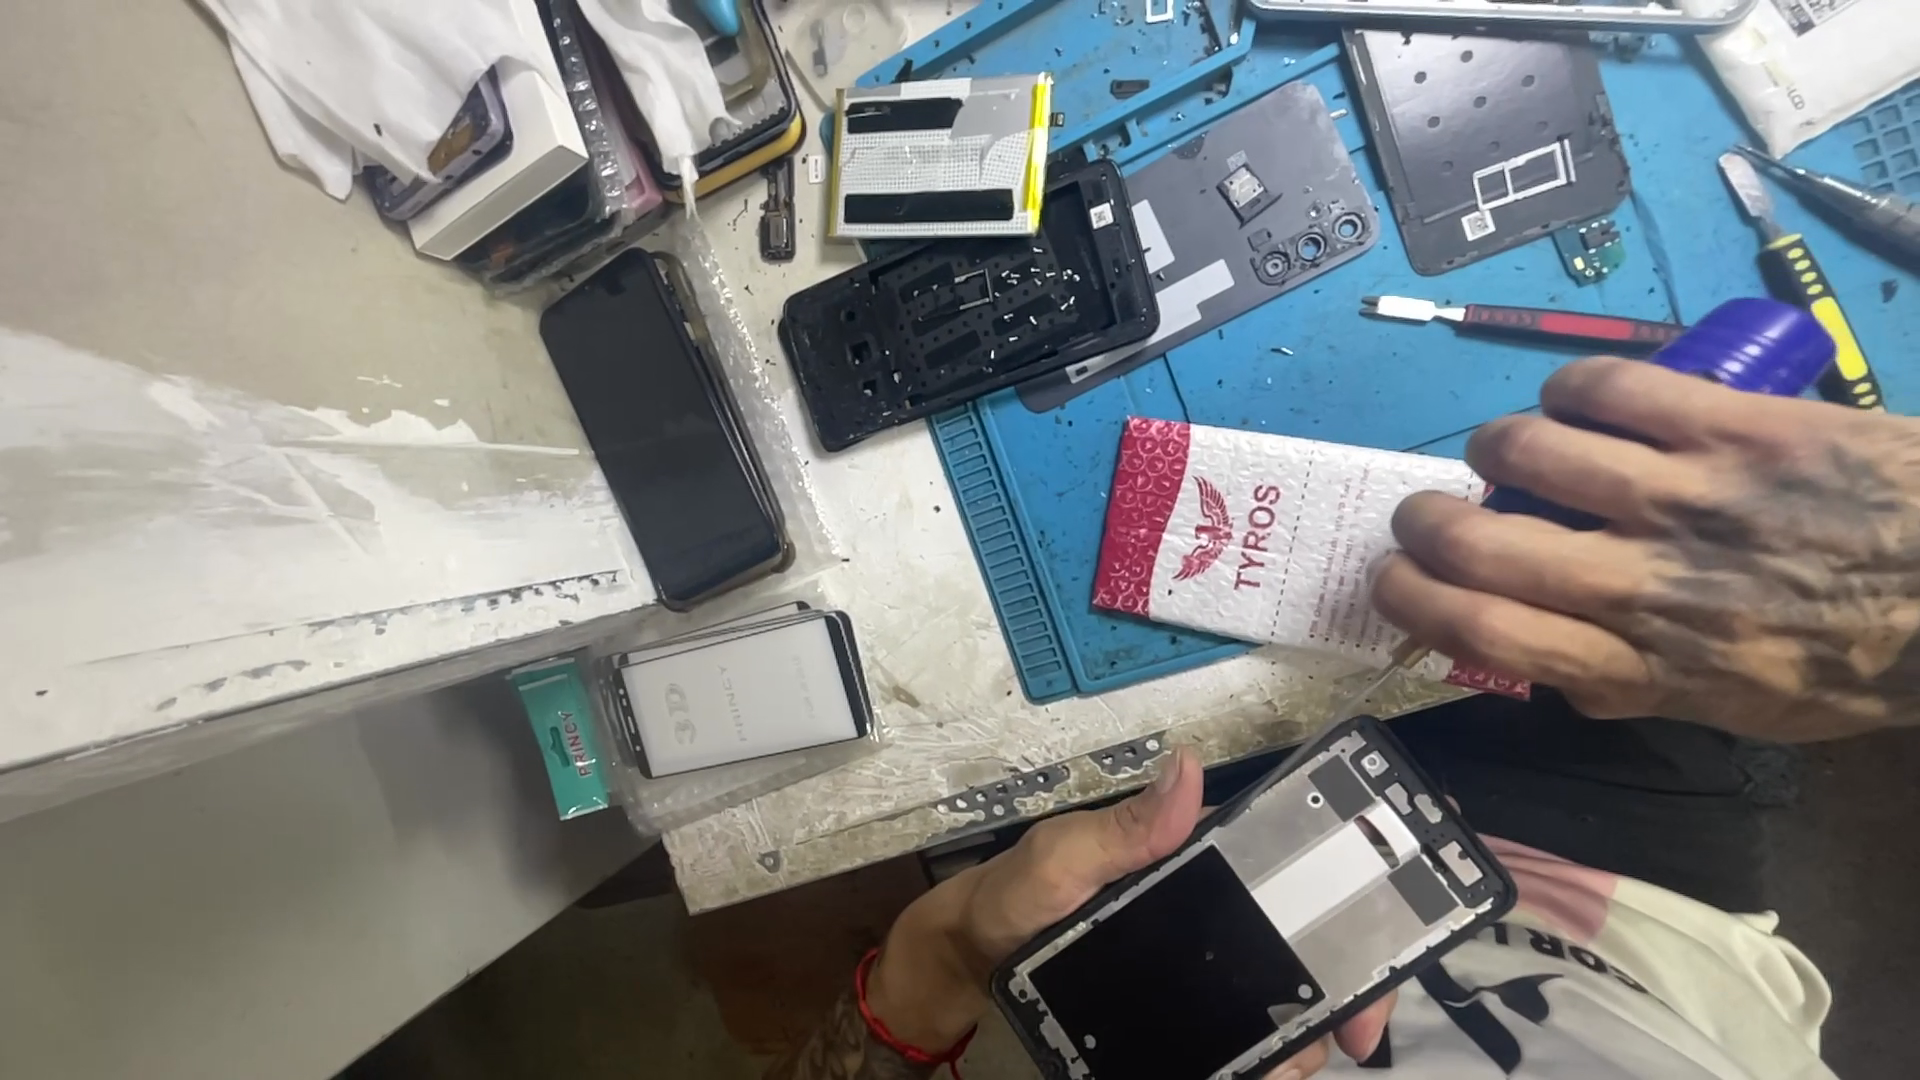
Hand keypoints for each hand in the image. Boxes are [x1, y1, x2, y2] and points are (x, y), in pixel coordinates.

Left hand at [866, 748, 1392, 1076]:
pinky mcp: (1172, 997)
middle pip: (1287, 939)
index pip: (1278, 865)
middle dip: (1333, 985)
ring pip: (1269, 990)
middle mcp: (1198, 901)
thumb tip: (1189, 768)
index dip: (1335, 904)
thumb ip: (1124, 826)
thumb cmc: (1017, 892)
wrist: (977, 957)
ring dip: (1300, 1027)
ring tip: (1289, 1062)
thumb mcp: (1065, 855)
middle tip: (1344, 1036)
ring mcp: (1186, 955)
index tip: (1368, 956)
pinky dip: (1258, 1048)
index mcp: (1185, 852)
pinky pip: (1230, 1024)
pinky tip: (1263, 1067)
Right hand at [1373, 355, 1919, 741]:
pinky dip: (1566, 392)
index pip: (1479, 632)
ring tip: (1516, 455)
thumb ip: (1615, 686)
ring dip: (1495, 450)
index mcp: (1641, 662)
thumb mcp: (1727, 708)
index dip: (1409, 597)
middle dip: (1423, 520)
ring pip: (1526, 451)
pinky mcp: (1739, 427)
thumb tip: (1522, 656)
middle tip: (1430, 512)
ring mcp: (1693, 499)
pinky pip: (1603, 388)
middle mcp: (1649, 585)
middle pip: (1478, 543)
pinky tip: (1578, 406)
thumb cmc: (1850, 659)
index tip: (1394, 575)